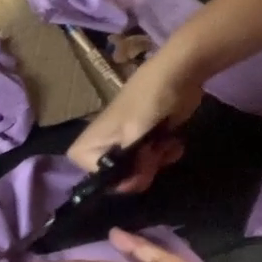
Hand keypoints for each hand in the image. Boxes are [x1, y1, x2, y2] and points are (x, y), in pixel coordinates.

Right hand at [66, 56, 197, 191]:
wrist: (177, 74)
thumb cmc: (146, 101)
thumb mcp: (132, 135)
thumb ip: (127, 164)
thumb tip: (127, 187)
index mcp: (85, 150)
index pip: (99, 179)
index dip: (122, 178)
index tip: (142, 166)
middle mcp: (98, 152)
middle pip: (119, 177)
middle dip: (142, 169)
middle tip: (156, 152)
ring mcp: (121, 148)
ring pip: (137, 171)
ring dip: (157, 161)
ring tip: (166, 144)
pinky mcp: (142, 143)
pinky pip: (151, 162)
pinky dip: (164, 155)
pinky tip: (172, 142)